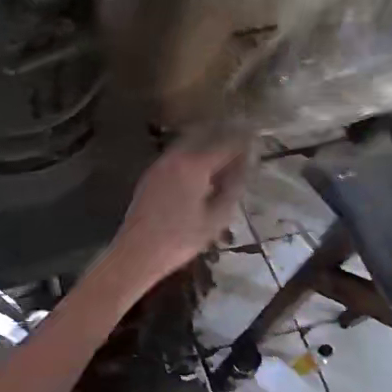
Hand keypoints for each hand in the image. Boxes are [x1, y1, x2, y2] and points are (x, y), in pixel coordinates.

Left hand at [110, 136, 250, 286]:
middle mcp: (175, 158)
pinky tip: (198, 177)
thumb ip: (232, 190)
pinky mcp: (149, 177)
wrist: (137, 252)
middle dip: (223, 141)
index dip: (243, 145)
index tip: (254, 147)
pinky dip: (191, 160)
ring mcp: (159, 166)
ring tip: (221, 164)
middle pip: (205, 139)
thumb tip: (242, 171)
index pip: (226, 145)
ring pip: (188, 147)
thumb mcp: (215, 219)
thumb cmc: (180, 239)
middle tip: (239, 150)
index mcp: (194, 165)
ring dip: (206, 149)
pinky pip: (176, 160)